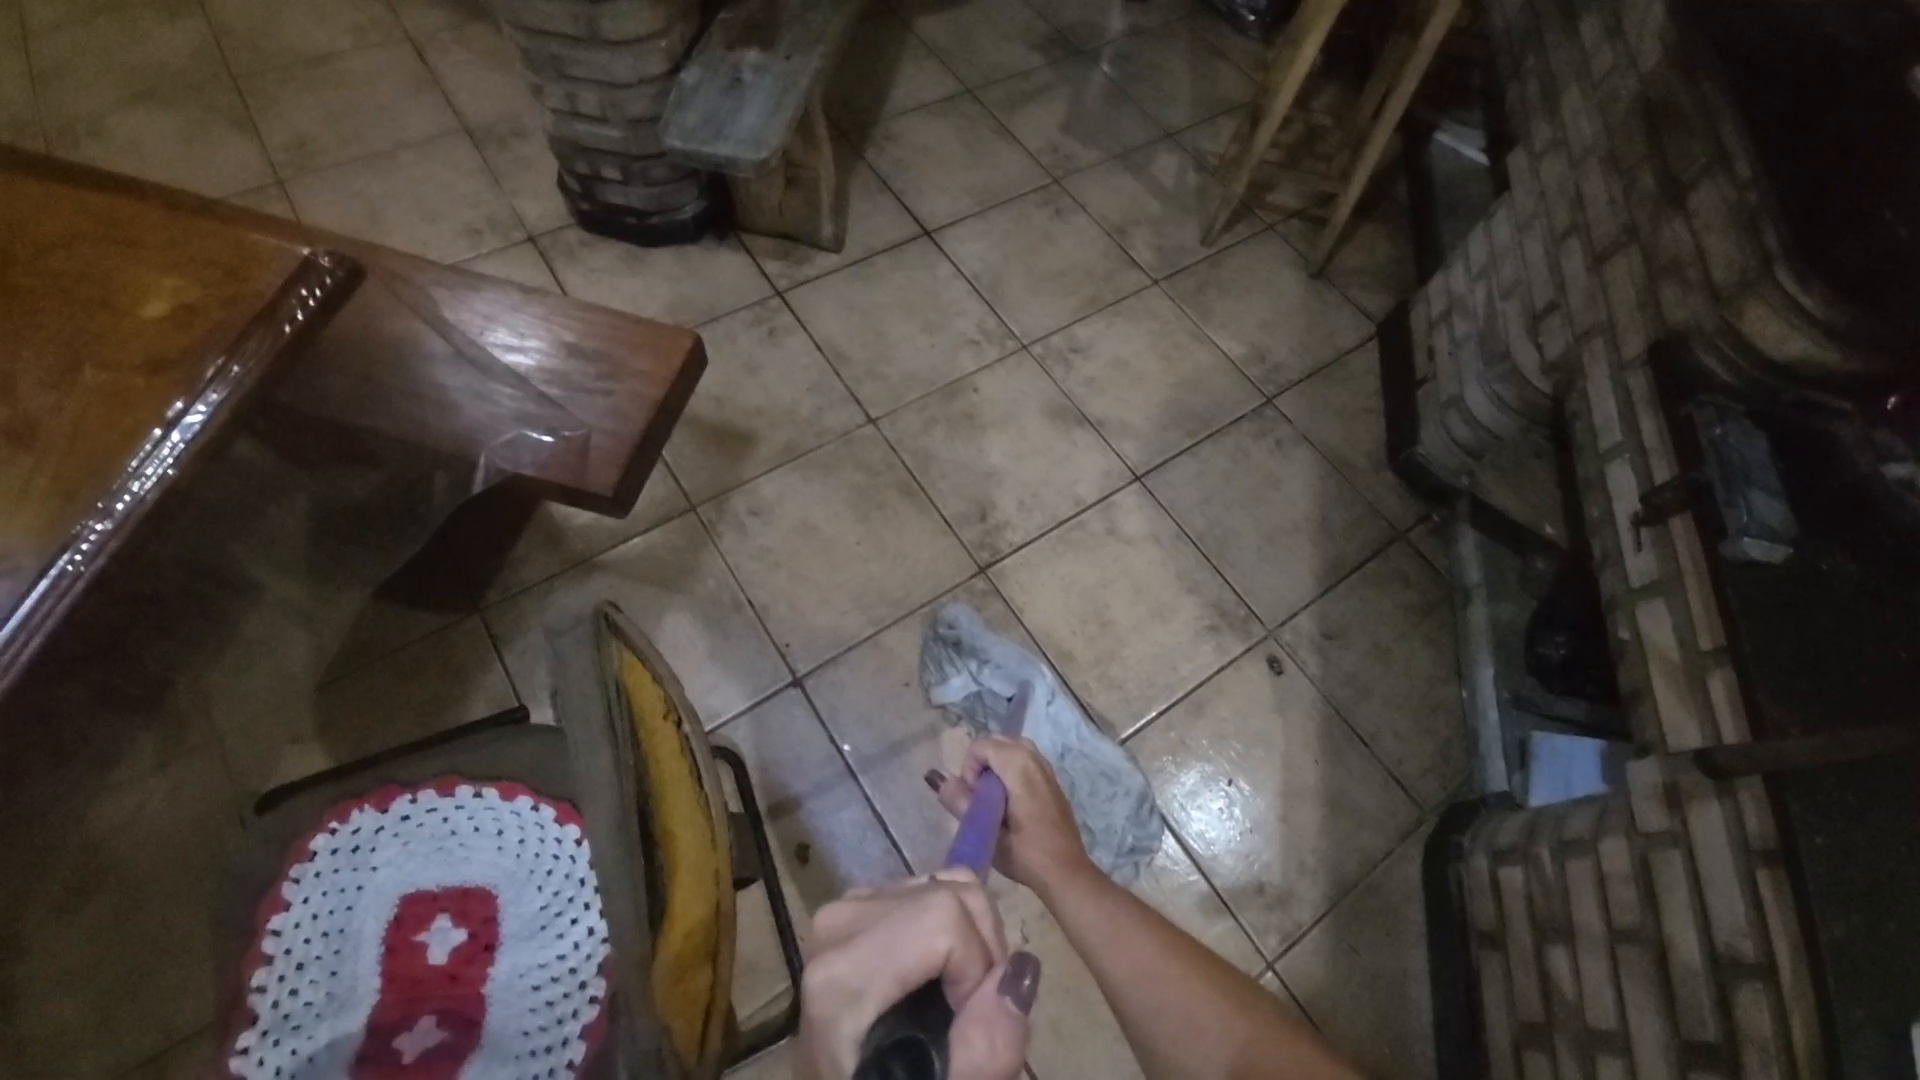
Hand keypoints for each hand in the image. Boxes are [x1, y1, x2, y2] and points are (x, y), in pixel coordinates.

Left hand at [794, 870, 1038, 1079]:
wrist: (847, 1079)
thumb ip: (983, 1051)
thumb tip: (1016, 973)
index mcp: (843, 973)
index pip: (944, 918)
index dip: (978, 969)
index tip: (969, 1024)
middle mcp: (840, 922)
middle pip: (952, 894)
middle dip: (985, 950)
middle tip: (975, 1011)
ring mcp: (849, 904)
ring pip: (949, 884)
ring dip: (975, 938)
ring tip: (960, 995)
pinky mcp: (863, 900)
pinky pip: (935, 886)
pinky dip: (957, 926)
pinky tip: (942, 974)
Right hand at [928, 736, 1096, 897]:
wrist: (1066, 871)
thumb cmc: (1026, 854)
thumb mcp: (987, 833)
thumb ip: (961, 803)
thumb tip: (941, 780)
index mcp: (1020, 766)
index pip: (982, 745)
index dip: (969, 767)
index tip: (974, 797)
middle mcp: (1035, 759)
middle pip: (997, 741)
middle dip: (981, 763)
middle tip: (979, 796)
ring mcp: (1046, 768)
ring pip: (1012, 748)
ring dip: (995, 765)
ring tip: (992, 797)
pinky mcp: (1051, 780)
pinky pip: (1025, 760)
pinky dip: (1010, 770)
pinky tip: (1010, 801)